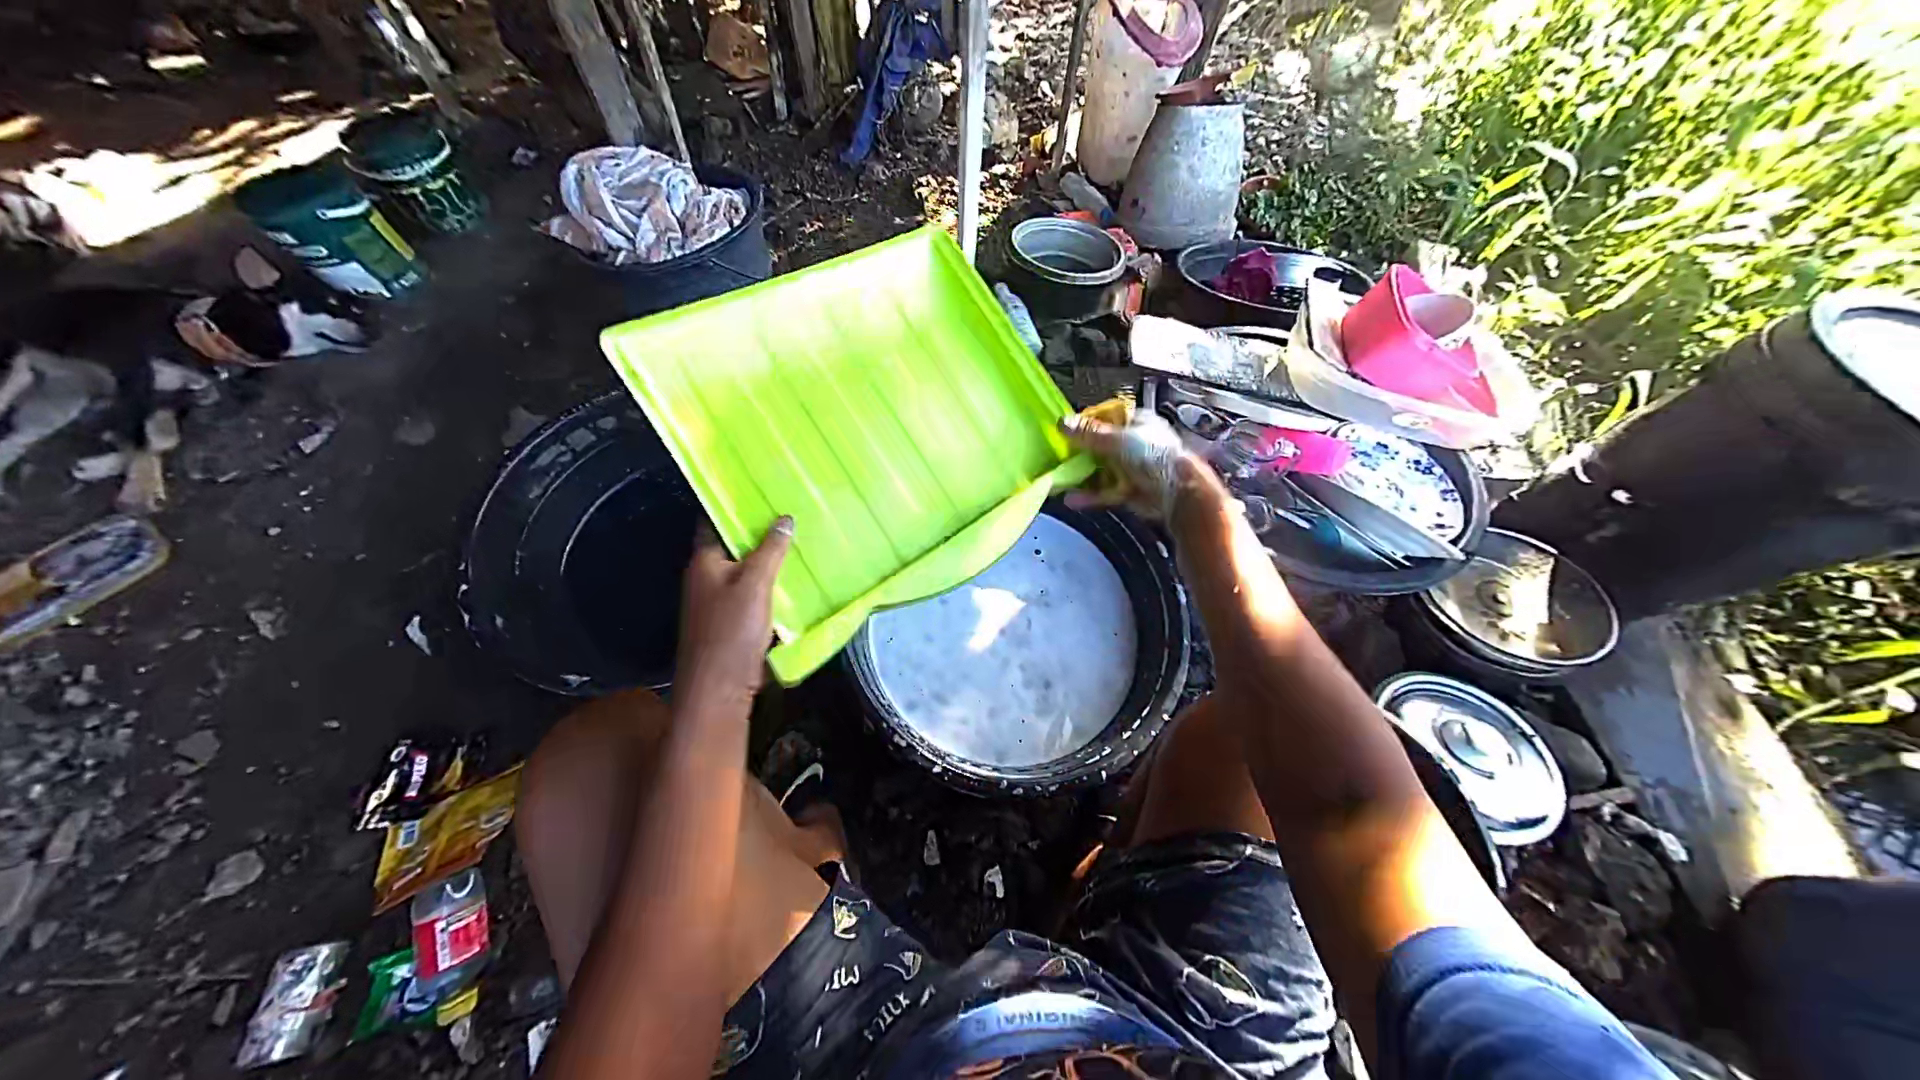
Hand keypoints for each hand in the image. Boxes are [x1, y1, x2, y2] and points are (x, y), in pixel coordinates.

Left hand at [674, 517, 793, 705]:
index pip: (713, 521)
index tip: (761, 492)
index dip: (734, 505)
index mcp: (704, 562)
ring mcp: (718, 601)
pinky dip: (770, 586)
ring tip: (799, 542)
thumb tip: (784, 519)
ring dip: (768, 561)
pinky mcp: (732, 621)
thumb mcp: (755, 584)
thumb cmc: (732, 631)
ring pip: (745, 571)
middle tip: (792, 514)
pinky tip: (795, 581)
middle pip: (733, 546)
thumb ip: (770, 550)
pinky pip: (753, 594)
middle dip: (760, 532)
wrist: (720, 688)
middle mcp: (707, 577)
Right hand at [1060, 410, 1217, 519]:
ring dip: (1081, 476)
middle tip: (1059, 458)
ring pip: (1100, 470)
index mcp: (1135, 421)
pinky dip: (1089, 495)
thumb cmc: (1153, 456)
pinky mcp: (1128, 490)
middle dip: (1079, 453)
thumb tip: (1062, 423)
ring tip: (1060, 480)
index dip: (1084, 425)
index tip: (1064, 434)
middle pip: (1099, 446)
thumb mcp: (1117, 440)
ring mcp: (1131, 467)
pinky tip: (1072, 499)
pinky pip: (1104, 490)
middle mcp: (1133, 443)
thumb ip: (1088, 434)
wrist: (1177, 492)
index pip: (1104, 418)